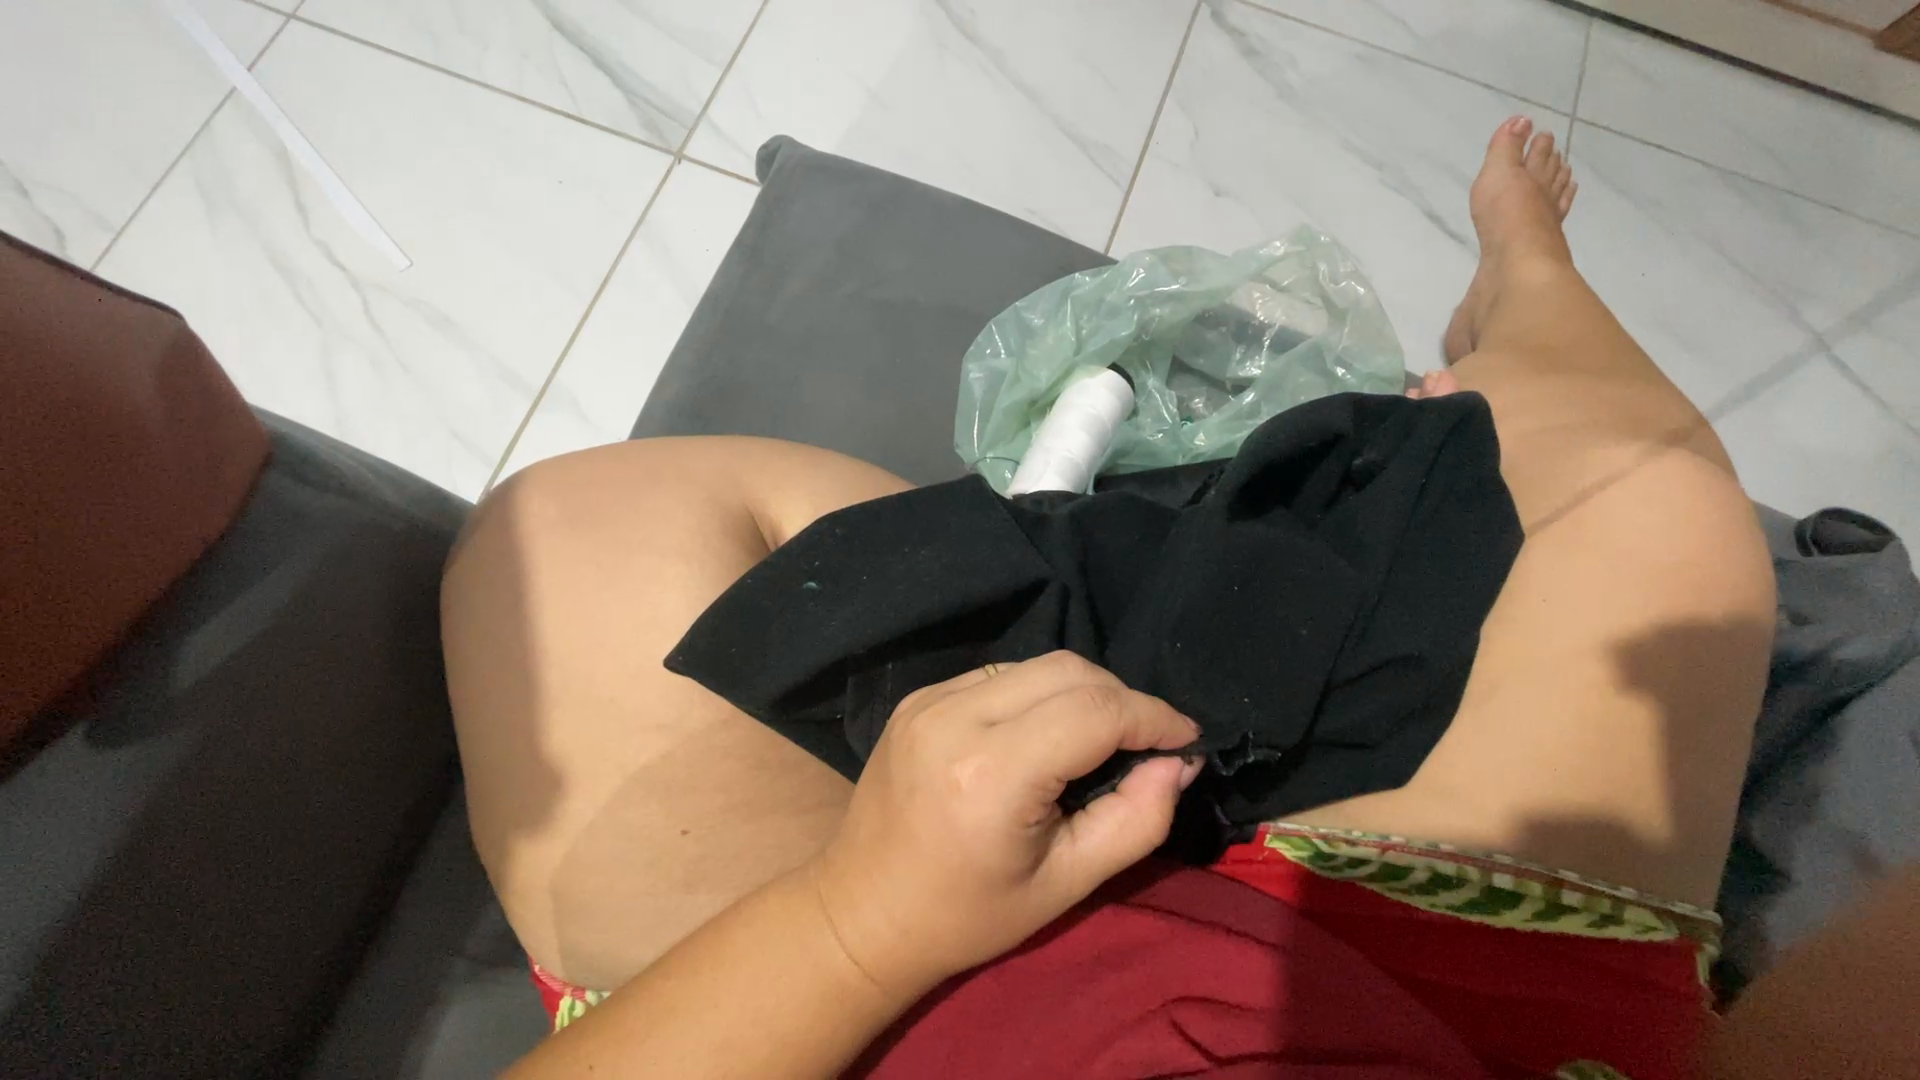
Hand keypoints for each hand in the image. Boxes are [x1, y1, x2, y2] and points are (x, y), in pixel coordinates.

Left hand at [807, 651, 1202, 996]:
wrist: (863, 911)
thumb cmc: (967, 915)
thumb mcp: (1066, 884)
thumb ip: (1135, 820)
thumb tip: (1177, 762)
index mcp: (992, 772)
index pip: (1095, 711)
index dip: (1153, 717)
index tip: (1186, 737)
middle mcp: (955, 717)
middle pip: (1068, 670)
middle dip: (1122, 698)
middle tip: (1146, 743)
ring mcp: (929, 699)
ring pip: (1035, 664)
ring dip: (1081, 692)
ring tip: (1099, 740)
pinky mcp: (917, 697)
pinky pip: (998, 674)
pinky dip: (1038, 693)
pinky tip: (1043, 732)